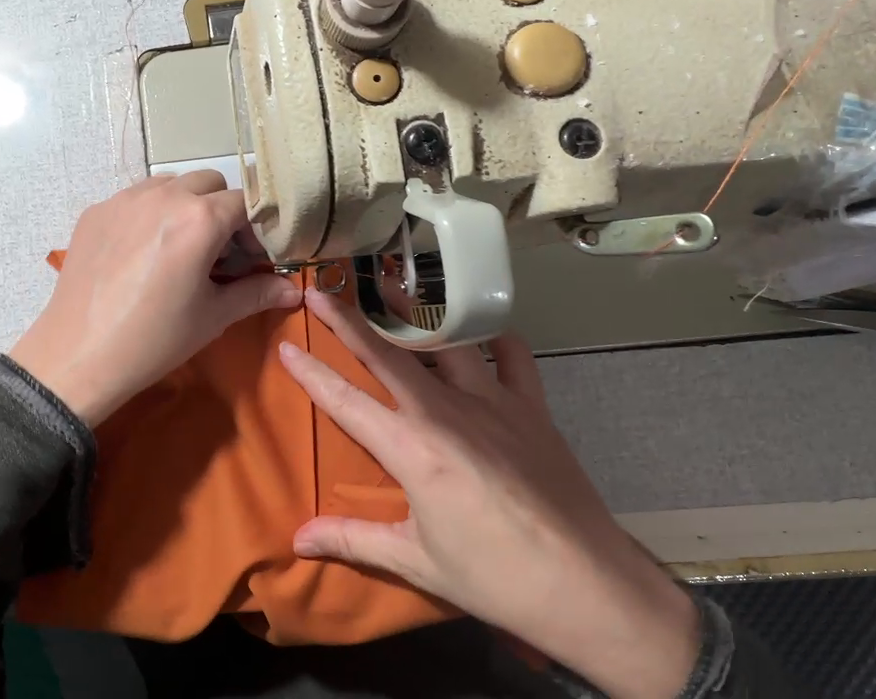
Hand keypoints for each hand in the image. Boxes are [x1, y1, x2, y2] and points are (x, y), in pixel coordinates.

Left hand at [9, 172, 299, 426]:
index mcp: (198, 220)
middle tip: (216, 251)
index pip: (245, 201)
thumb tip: (294, 291)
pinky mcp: (95, 210)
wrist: (79, 354)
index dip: (256, 227)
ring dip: (184, 204)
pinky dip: (148, 213)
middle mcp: (162, 196)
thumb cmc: (154, 340)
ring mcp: (123, 199)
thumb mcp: (213, 317)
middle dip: (221, 209)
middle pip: (208, 182)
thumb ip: (256, 293)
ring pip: (169, 183)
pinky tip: (140, 253)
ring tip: (178, 247)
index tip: (250, 258)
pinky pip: (134, 198)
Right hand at [280, 290, 699, 698]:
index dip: (310, 372)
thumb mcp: (416, 562)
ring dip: (411, 313)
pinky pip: (511, 357)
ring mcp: (493, 403)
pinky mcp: (532, 408)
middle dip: (347, 320)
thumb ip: (353, 540)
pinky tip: (480, 333)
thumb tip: (296, 539)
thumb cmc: (494, 578)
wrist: (590, 588)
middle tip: (318, 289)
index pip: (345, 401)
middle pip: (386, 354)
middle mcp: (446, 413)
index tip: (284, 344)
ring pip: (443, 342)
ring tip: (387, 288)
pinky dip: (493, 339)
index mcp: (412, 450)